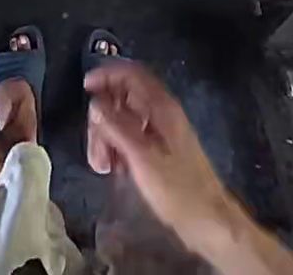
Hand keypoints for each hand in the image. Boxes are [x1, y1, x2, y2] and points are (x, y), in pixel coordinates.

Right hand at [85, 60, 235, 246]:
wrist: (206, 218)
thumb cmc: (176, 189)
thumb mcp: (142, 158)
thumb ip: (118, 128)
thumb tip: (96, 103)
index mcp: (161, 106)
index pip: (132, 74)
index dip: (108, 73)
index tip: (85, 86)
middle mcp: (161, 111)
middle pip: (124, 96)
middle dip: (103, 117)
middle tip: (96, 150)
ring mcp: (160, 129)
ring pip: (124, 118)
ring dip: (108, 136)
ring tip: (103, 166)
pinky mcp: (158, 147)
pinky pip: (131, 135)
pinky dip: (118, 146)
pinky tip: (114, 169)